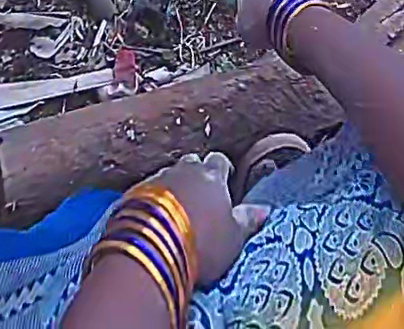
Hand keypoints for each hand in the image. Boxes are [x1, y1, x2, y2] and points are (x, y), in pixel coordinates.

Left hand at [148, 153, 269, 286]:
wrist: (154, 242)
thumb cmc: (203, 241)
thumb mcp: (233, 237)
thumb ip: (248, 220)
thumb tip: (265, 208)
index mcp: (211, 175)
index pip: (220, 161)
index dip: (224, 170)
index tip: (227, 180)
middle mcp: (184, 168)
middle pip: (193, 162)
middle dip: (198, 173)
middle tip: (204, 194)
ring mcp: (159, 176)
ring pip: (171, 174)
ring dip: (177, 185)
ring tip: (181, 207)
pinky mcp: (138, 189)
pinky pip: (152, 188)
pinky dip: (158, 196)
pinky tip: (161, 214)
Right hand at [233, 0, 285, 51]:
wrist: (292, 20)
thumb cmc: (261, 23)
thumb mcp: (241, 28)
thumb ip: (239, 21)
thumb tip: (242, 22)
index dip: (231, 1)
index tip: (229, 4)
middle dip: (254, 3)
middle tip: (255, 21)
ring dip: (271, 6)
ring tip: (273, 25)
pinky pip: (286, 0)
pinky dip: (285, 9)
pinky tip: (285, 22)